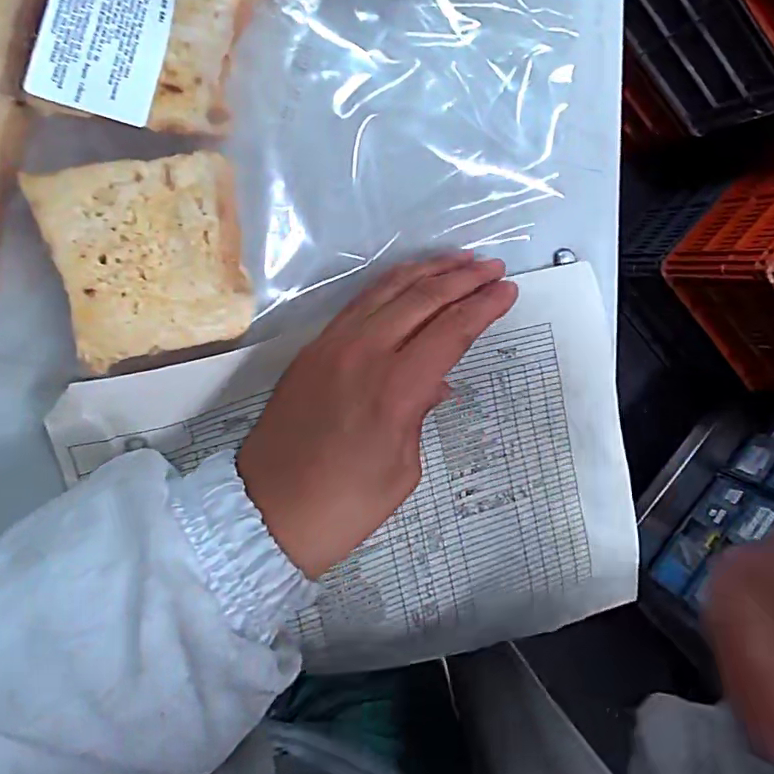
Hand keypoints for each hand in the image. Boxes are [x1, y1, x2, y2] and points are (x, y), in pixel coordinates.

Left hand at [237, 252, 517, 578]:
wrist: (265, 513)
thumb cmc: (345, 506)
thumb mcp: (403, 468)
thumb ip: (421, 413)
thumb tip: (435, 382)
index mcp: (395, 389)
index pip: (451, 330)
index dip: (484, 307)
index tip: (508, 290)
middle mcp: (364, 353)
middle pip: (423, 298)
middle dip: (464, 278)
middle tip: (493, 267)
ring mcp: (333, 344)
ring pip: (388, 288)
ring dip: (428, 270)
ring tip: (459, 260)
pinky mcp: (313, 347)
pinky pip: (360, 302)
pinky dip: (391, 284)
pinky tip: (409, 280)